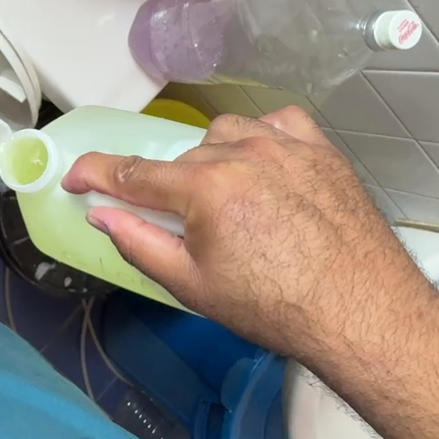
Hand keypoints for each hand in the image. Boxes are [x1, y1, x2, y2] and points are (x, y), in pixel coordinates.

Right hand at [60, 108, 438, 365]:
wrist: (364, 315)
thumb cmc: (272, 307)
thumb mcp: (191, 285)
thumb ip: (138, 242)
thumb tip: (100, 212)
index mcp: (204, 187)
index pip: (132, 173)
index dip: (95, 173)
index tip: (74, 177)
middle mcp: (241, 153)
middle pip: (180, 159)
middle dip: (172, 190)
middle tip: (190, 230)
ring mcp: (286, 146)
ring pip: (224, 134)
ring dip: (213, 159)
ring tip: (228, 197)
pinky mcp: (322, 150)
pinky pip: (277, 123)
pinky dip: (262, 138)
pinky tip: (267, 166)